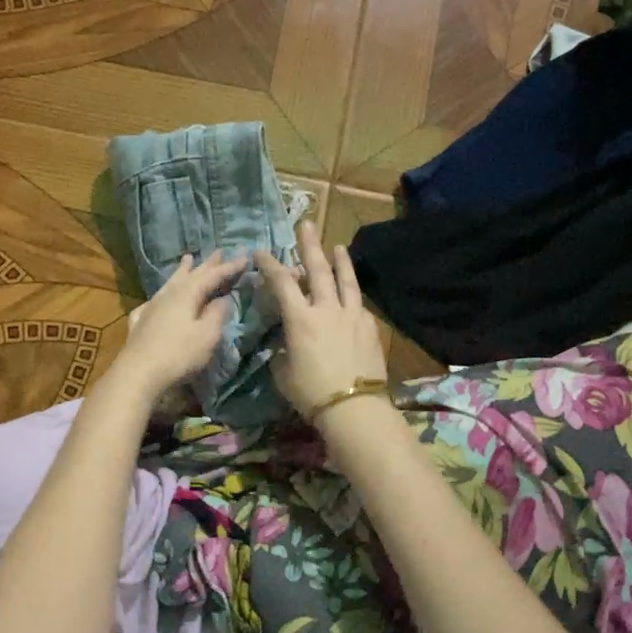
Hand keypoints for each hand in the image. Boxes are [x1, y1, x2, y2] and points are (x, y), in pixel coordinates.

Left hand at [109, 251, 247, 397]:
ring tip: (187, 259)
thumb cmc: (179, 354)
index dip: (230, 267)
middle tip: (218, 251)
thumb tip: (224, 299)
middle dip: (207, 264)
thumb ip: (217, 314)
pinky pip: (154, 300)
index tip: (244, 257)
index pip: (212, 275)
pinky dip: (162, 294)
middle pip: (190, 274)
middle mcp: (168, 294)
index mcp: (187, 294)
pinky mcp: (140, 321)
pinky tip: (157, 298)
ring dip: (181, 271)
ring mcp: (151, 306)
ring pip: (170, 283)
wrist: (138, 372)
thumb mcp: (207, 335)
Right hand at [257, 221, 387, 420]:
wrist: (354, 407)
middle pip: (318, 270)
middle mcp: (327, 309)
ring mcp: (352, 316)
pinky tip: (352, 293)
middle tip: (306, 225)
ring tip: (337, 246)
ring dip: (340, 261)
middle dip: (309, 246)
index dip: (270, 265)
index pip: (282, 283)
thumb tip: (287, 344)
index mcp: (300, 319)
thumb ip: (284, 351)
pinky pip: (359, 304)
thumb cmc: (311, 394)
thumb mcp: (284, 373)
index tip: (261, 252)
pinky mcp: (370, 328)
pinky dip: (352, 293)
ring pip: (346, 281)